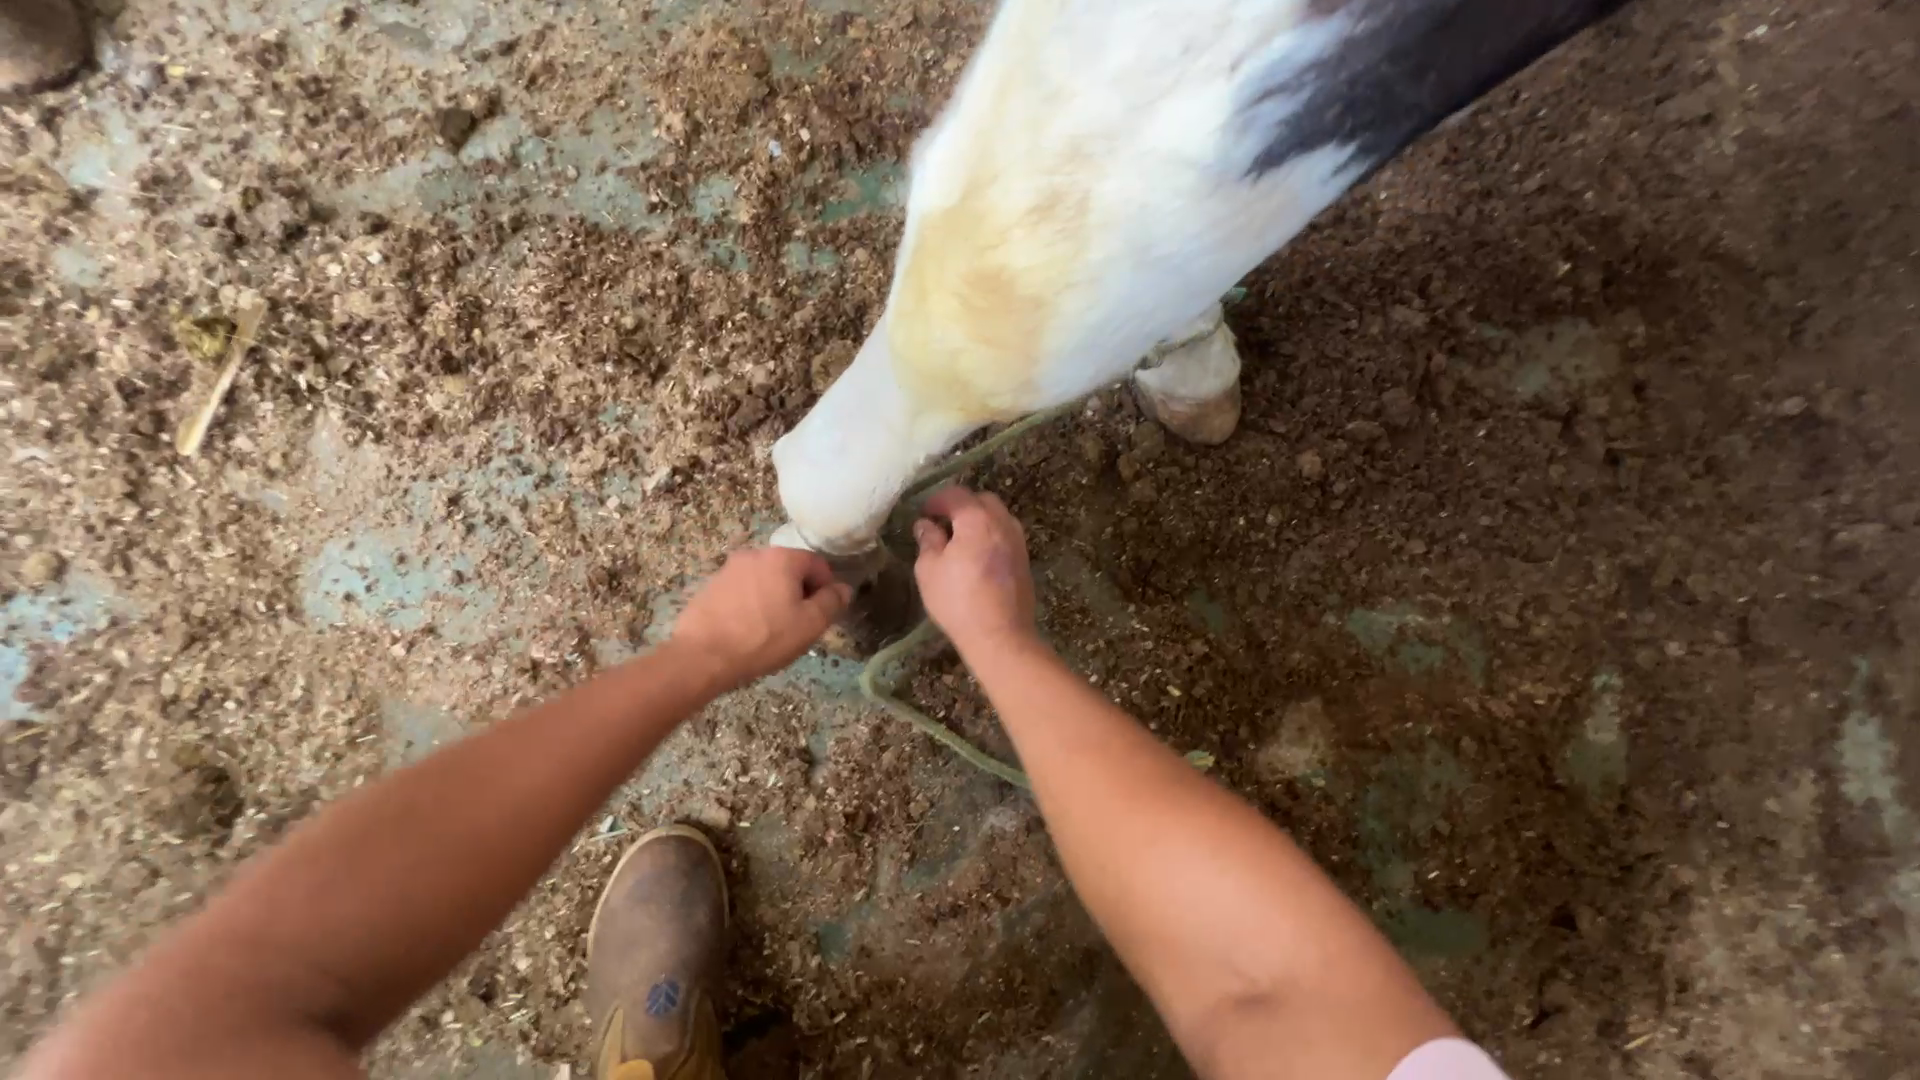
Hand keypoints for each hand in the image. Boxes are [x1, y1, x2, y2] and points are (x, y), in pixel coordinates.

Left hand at [670, 547, 851, 686]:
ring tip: (771, 630)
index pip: (818, 564)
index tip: (823, 614)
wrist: (702, 656)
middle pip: (790, 570)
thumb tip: (842, 588)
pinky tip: (747, 630)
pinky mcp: (710, 587)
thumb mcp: (810, 624)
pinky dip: (751, 605)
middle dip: (799, 593)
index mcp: (782, 558)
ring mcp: (728, 569)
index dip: (827, 588)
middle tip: (799, 624)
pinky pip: (742, 591)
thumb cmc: (764, 638)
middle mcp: (754, 554)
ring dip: (774, 598)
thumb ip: (832, 602)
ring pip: (764, 580)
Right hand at [913, 487, 1038, 655]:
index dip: (937, 499)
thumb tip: (926, 524)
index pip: (956, 494)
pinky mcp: (1025, 560)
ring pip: (998, 517)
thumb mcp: (929, 570)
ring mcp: (1018, 541)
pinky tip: (977, 555)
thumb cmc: (958, 601)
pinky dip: (990, 535)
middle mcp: (1002, 523)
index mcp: (977, 519)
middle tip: (943, 523)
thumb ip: (928, 541)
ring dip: (979, 520)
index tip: (924, 512)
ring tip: (960, 539)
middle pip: (982, 500)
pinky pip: (1006, 535)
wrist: (1000, 635)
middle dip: (961, 506)